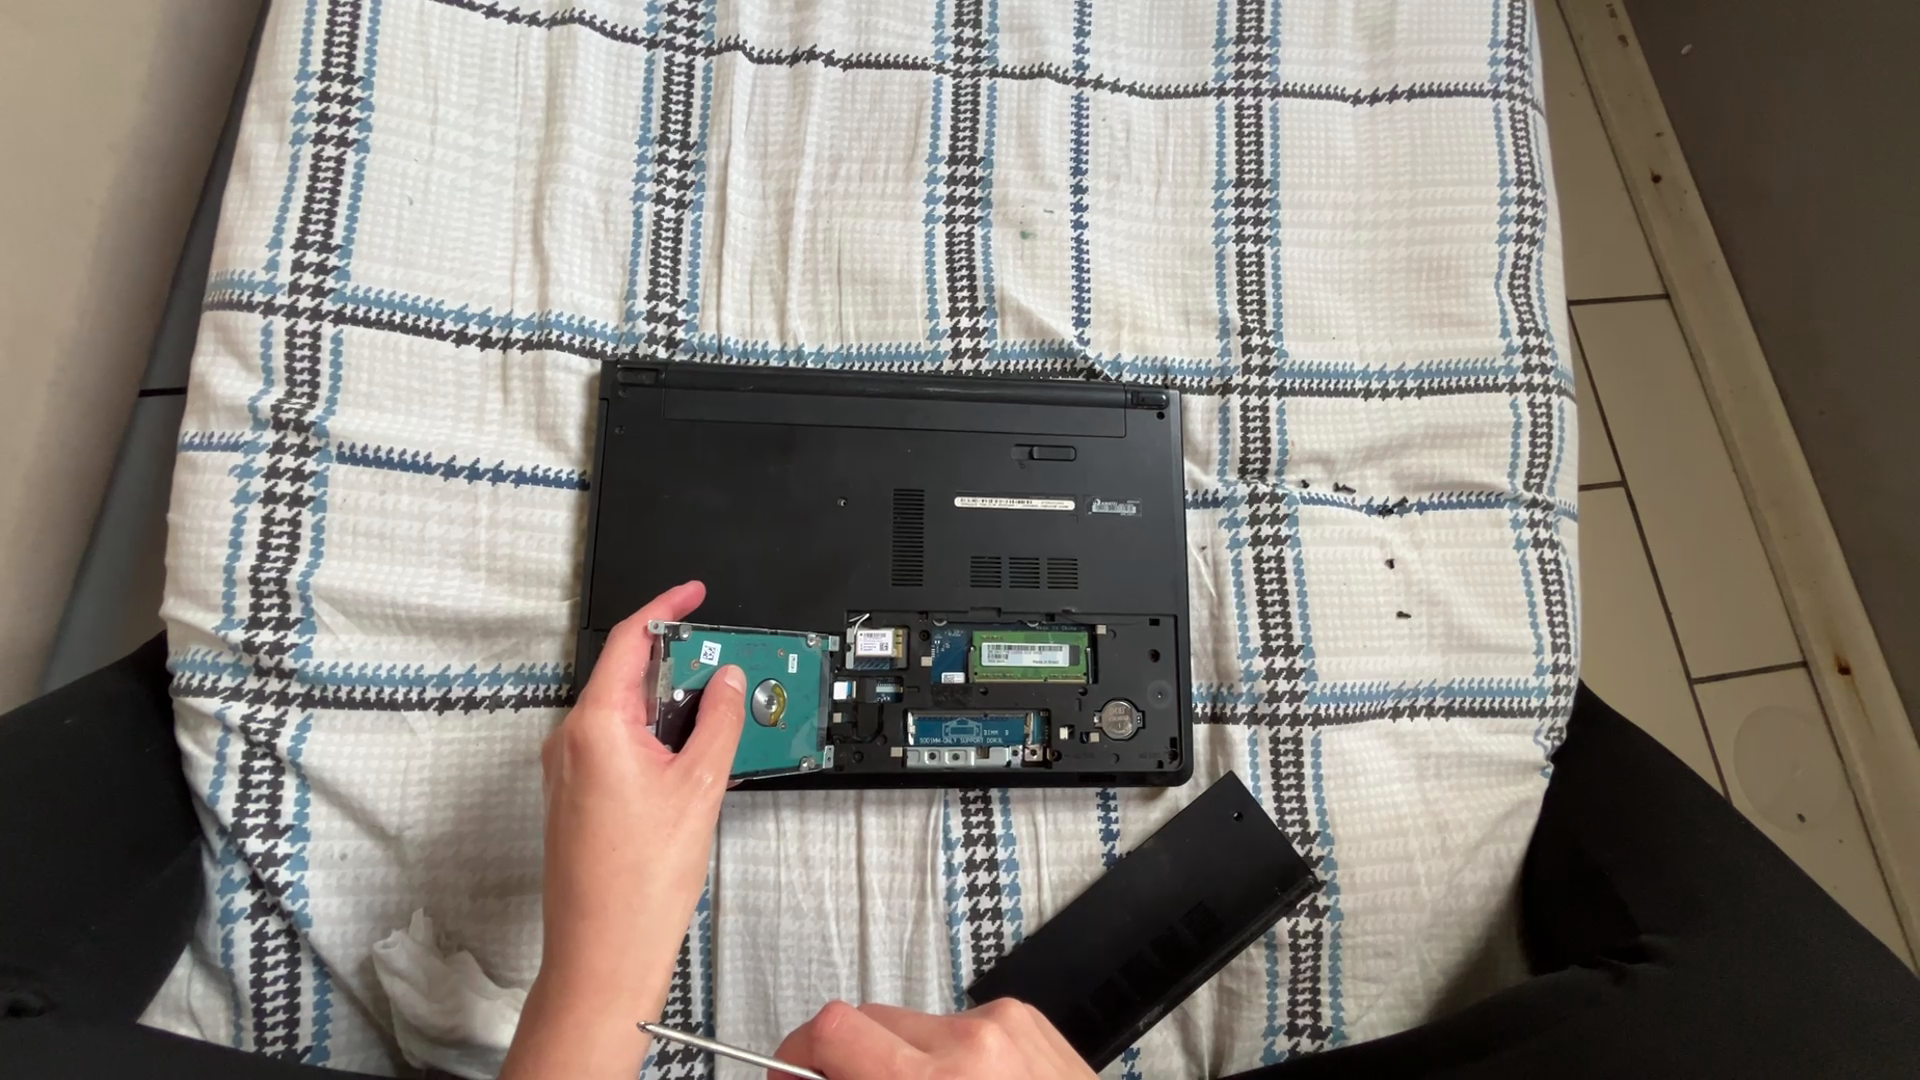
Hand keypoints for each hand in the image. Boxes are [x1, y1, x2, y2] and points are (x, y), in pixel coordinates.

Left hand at [501, 581, 745, 1079]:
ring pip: (628, 710)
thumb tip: (727, 679)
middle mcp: (572, 741)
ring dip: (673, 704)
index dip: (666, 607)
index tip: (693, 593)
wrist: (604, 952)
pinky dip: (659, 732)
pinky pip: (621, 739)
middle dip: (681, 665)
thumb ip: (718, 718)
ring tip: (719, 717)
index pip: (629, 640)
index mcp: (596, 727)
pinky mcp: (579, 791)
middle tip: (727, 668)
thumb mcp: (700, 784)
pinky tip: (694, 751)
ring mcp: (571, 768)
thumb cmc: (638, 883)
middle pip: (629, 675)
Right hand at [771, 1000, 1096, 1079]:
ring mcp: (999, 1019)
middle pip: (867, 1021)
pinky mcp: (1021, 1013)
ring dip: (900, 1063)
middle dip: (848, 1066)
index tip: (788, 1079)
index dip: (796, 1056)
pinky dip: (945, 1057)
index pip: (836, 1031)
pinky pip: (955, 1024)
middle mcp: (968, 1039)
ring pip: (910, 1024)